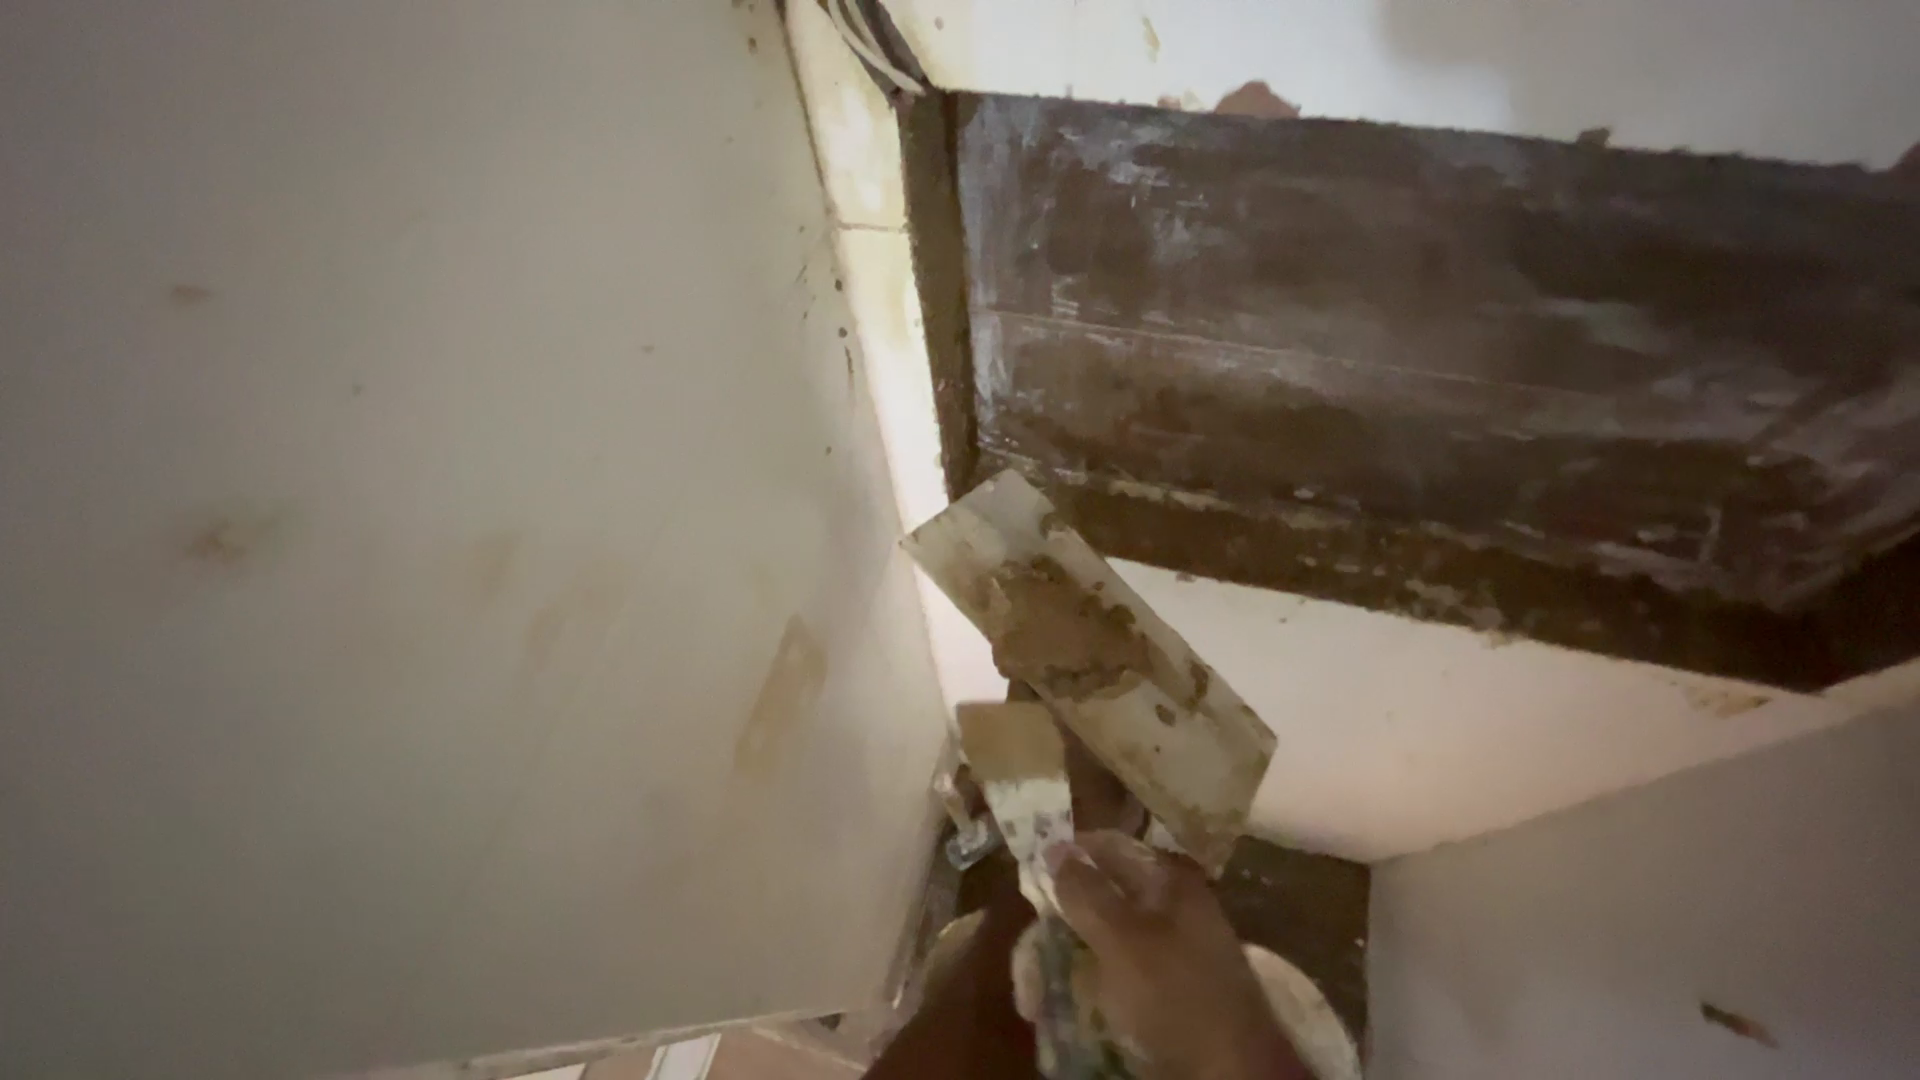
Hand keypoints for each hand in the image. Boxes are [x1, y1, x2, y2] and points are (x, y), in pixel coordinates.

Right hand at [1046, 831, 1309, 1079]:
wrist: (1232, 1068)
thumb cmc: (1174, 989)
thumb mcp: (1119, 937)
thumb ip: (1085, 892)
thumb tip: (1055, 848)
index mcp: (1171, 878)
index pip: (1112, 845)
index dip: (1074, 851)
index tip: (1037, 866)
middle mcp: (1179, 901)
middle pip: (1114, 886)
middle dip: (1074, 901)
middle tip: (1040, 918)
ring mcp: (1181, 942)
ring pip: (1119, 926)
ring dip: (1085, 939)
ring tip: (1051, 957)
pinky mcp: (1178, 980)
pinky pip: (1130, 961)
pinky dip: (1104, 968)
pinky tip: (1085, 983)